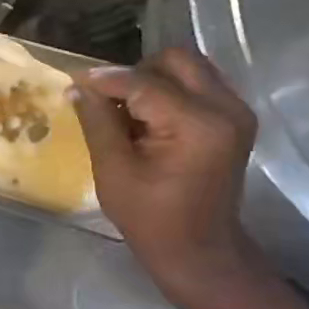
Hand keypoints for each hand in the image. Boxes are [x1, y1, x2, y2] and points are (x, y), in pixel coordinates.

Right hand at [70, 49, 265, 308]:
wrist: (197, 249)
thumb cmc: (150, 219)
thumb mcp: (114, 173)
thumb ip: (98, 124)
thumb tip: (78, 88)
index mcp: (197, 124)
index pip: (145, 83)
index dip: (106, 79)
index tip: (73, 80)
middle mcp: (225, 107)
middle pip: (176, 60)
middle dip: (135, 73)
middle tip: (106, 99)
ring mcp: (235, 110)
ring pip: (189, 68)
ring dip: (153, 81)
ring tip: (125, 111)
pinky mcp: (234, 118)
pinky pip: (198, 85)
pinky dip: (169, 92)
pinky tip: (147, 119)